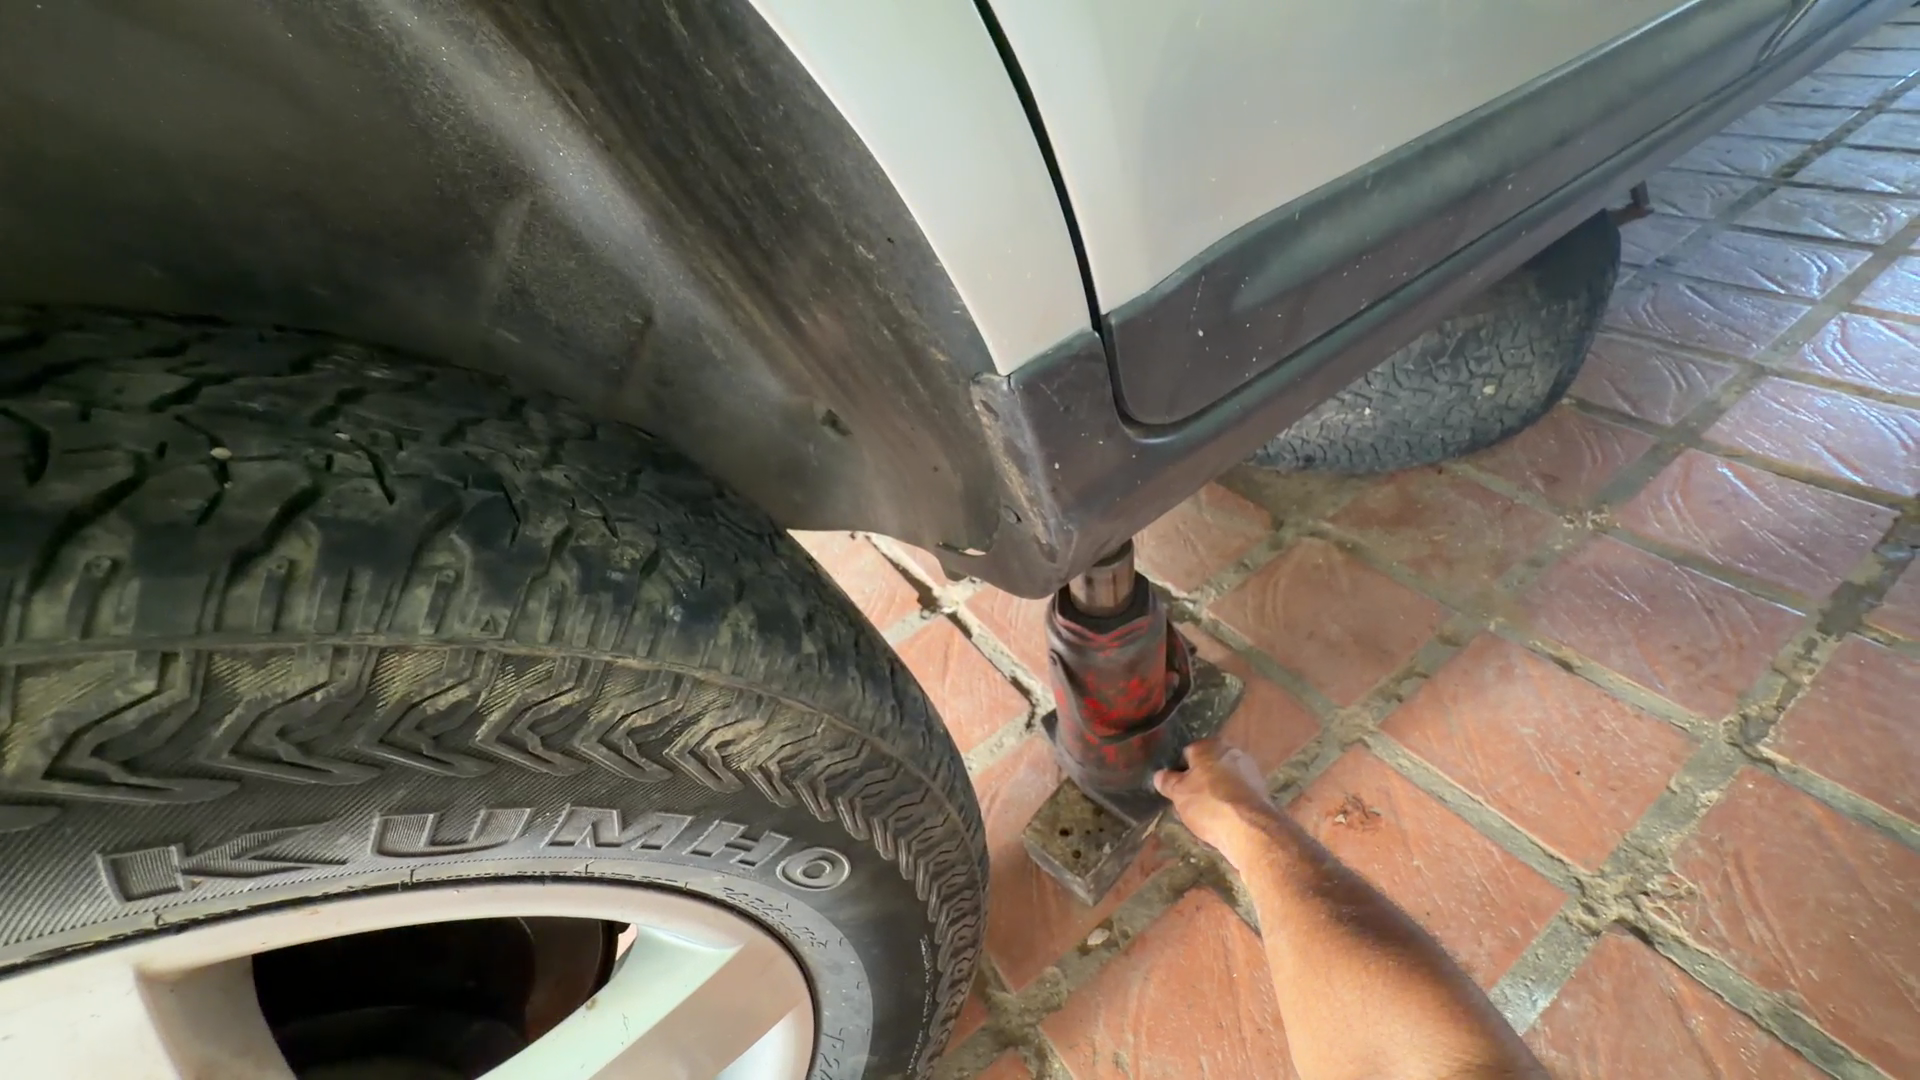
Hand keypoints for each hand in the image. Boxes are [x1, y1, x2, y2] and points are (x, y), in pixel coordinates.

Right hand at [1154, 738, 1273, 853]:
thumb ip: (1166, 781)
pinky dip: (1229, 806)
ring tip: (1205, 817)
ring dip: (1214, 796)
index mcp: (1210, 745)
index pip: (1187, 753)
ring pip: (1223, 783)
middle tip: (1188, 803)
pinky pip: (1237, 797)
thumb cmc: (1208, 803)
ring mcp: (1250, 772)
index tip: (1174, 789)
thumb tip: (1160, 775)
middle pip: (1207, 768)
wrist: (1251, 830)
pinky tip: (1222, 823)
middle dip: (1198, 783)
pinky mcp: (1261, 793)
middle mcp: (1232, 752)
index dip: (1178, 771)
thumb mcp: (1178, 793)